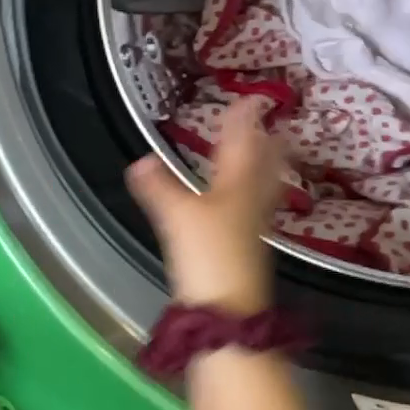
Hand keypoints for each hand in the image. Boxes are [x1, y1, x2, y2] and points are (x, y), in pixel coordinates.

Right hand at [126, 99, 287, 315]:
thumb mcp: (176, 215)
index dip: (244, 122)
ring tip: (266, 153)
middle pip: (263, 166)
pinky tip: (244, 200)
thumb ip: (157, 187)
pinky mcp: (247, 246)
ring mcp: (253, 225)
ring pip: (263, 186)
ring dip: (264, 166)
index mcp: (237, 187)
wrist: (227, 309)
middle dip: (264, 143)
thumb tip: (139, 161)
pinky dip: (252, 191)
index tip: (250, 100)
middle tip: (270, 124)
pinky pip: (254, 205)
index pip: (243, 146)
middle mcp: (252, 201)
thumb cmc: (207, 254)